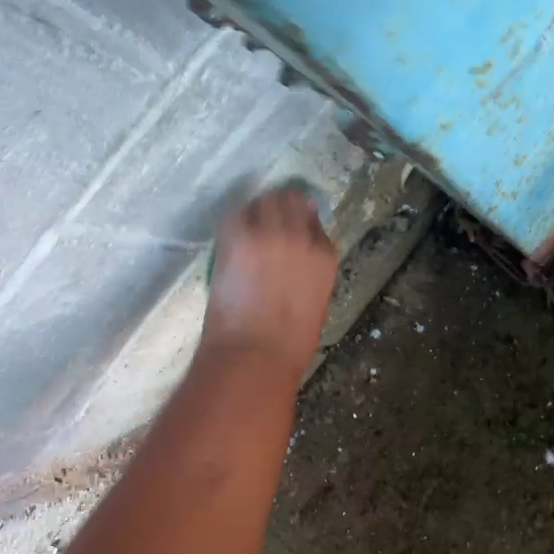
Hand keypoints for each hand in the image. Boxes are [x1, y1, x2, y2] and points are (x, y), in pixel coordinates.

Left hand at [198, 184, 339, 376]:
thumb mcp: (314, 302)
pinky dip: (235, 218)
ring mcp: (268, 232)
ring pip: (265, 199)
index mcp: (323, 255)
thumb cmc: (288, 345)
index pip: (312, 222)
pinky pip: (237, 212)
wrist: (254, 354)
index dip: (298, 223)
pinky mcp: (238, 235)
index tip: (286, 230)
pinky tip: (230, 233)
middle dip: (280, 206)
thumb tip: (295, 260)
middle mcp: (300, 235)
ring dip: (258, 208)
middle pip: (291, 201)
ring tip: (247, 223)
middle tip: (265, 219)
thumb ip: (309, 273)